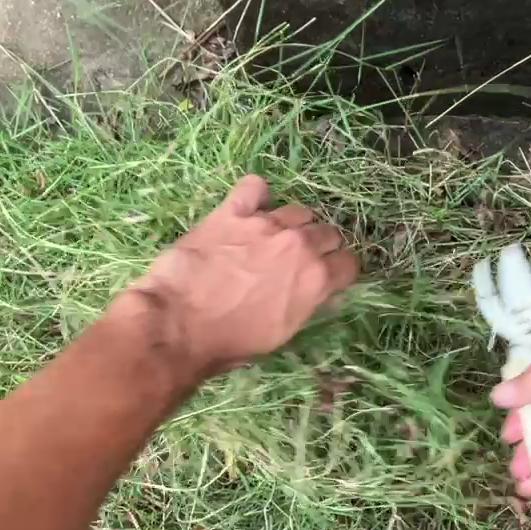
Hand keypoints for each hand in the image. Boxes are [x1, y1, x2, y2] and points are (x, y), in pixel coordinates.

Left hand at [129, 174, 358, 375]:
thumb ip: (306, 304)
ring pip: (298, 210)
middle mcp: (299, 245)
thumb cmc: (232, 342)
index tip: (330, 277)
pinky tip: (251, 206)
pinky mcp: (232, 211)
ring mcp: (265, 223)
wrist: (181, 324)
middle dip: (321, 246)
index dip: (340, 271)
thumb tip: (319, 293)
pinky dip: (257, 194)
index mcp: (316, 279)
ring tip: (278, 236)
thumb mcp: (283, 334)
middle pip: (328, 233)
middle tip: (301, 260)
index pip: (349, 264)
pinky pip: (254, 187)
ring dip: (294, 223)